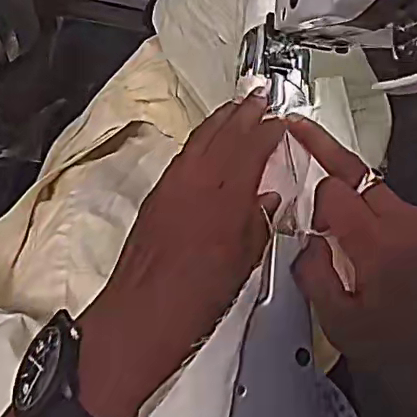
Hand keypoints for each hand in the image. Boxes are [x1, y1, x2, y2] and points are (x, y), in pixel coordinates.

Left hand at [78, 92, 284, 416]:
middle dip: (244, 112)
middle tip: (259, 96)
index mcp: (225, 201)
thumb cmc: (192, 303)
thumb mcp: (242, 267)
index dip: (268, 132)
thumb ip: (258, 225)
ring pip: (200, 139)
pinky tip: (206, 139)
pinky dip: (200, 138)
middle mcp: (197, 186)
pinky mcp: (156, 195)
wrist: (138, 319)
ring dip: (221, 119)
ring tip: (236, 107)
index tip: (278, 123)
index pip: (251, 151)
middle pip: (224, 135)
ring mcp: (173, 187)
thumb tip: (268, 201)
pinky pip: (183, 154)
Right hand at [286, 118, 416, 416]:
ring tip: (358, 248)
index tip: (298, 169)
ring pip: (382, 194)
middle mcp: (413, 227)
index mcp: (381, 248)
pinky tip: (387, 259)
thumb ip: (313, 269)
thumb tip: (307, 239)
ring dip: (363, 209)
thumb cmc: (407, 359)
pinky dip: (389, 223)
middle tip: (306, 134)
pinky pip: (407, 212)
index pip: (336, 190)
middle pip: (360, 176)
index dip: (314, 196)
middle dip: (332, 169)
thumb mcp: (339, 323)